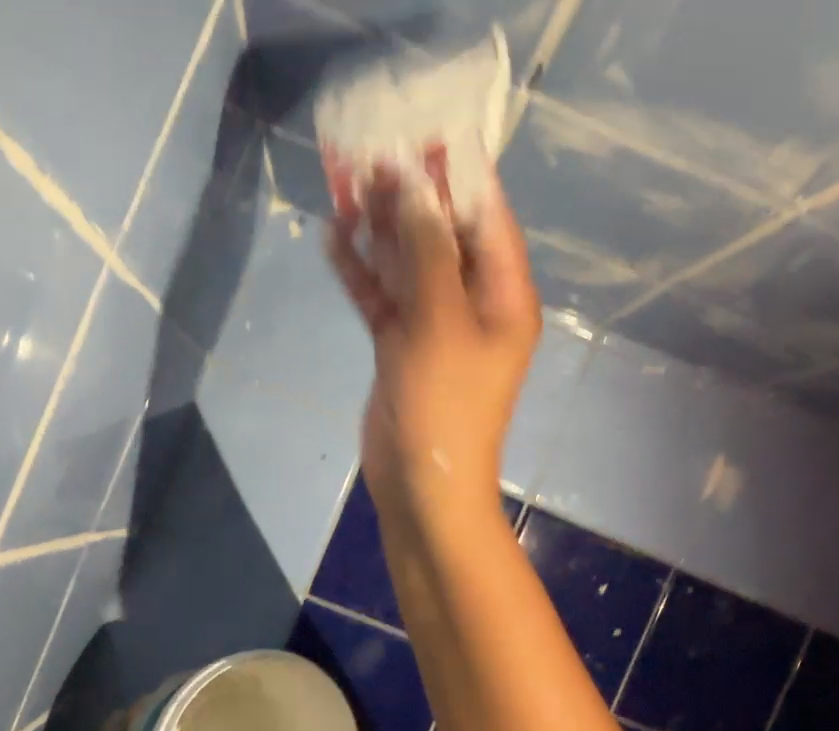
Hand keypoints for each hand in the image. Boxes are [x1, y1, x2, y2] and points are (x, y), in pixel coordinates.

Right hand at [325, 155, 540, 510]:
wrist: (421, 487)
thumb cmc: (444, 406)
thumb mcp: (439, 322)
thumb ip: (427, 252)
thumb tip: (413, 187)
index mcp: (505, 296)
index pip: (488, 219)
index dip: (458, 175)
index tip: (422, 134)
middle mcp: (475, 304)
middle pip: (443, 235)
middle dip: (409, 197)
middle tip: (368, 153)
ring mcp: (436, 326)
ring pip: (408, 263)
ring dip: (379, 228)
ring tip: (344, 181)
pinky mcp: (402, 346)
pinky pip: (384, 297)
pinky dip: (362, 272)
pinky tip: (334, 239)